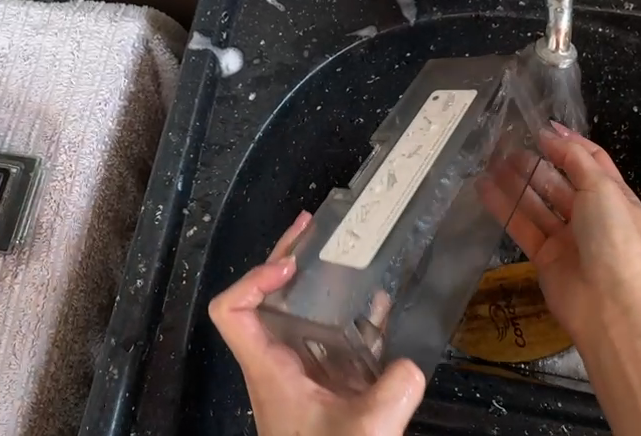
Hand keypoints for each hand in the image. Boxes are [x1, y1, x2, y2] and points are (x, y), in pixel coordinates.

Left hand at [208, 212, 427, 435]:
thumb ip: (392, 394)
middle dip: (285, 258)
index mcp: (268, 369)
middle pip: (262, 298)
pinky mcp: (320, 386)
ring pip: (292, 313)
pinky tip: (374, 301)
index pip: (231, 311)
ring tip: (339, 248)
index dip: (252, 279)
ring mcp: (296, 373)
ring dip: (313, 280)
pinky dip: (343, 312)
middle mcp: (275, 364)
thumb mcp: (366, 432)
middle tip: (313, 226)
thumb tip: (409, 364)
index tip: (291, 269)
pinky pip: (324, 336)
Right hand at [479, 121, 640, 341]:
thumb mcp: (602, 188)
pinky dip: (503, 207)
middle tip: (505, 144)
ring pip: (538, 202)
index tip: (541, 128)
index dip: (568, 143)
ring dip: (516, 181)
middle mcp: (591, 216)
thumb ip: (575, 158)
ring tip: (490, 160)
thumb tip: (550, 134)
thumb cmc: (615, 239)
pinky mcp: (545, 257)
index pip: (591, 161)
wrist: (613, 308)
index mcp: (614, 197)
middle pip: (559, 181)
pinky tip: (483, 188)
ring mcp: (568, 238)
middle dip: (536, 162)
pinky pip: (522, 225)